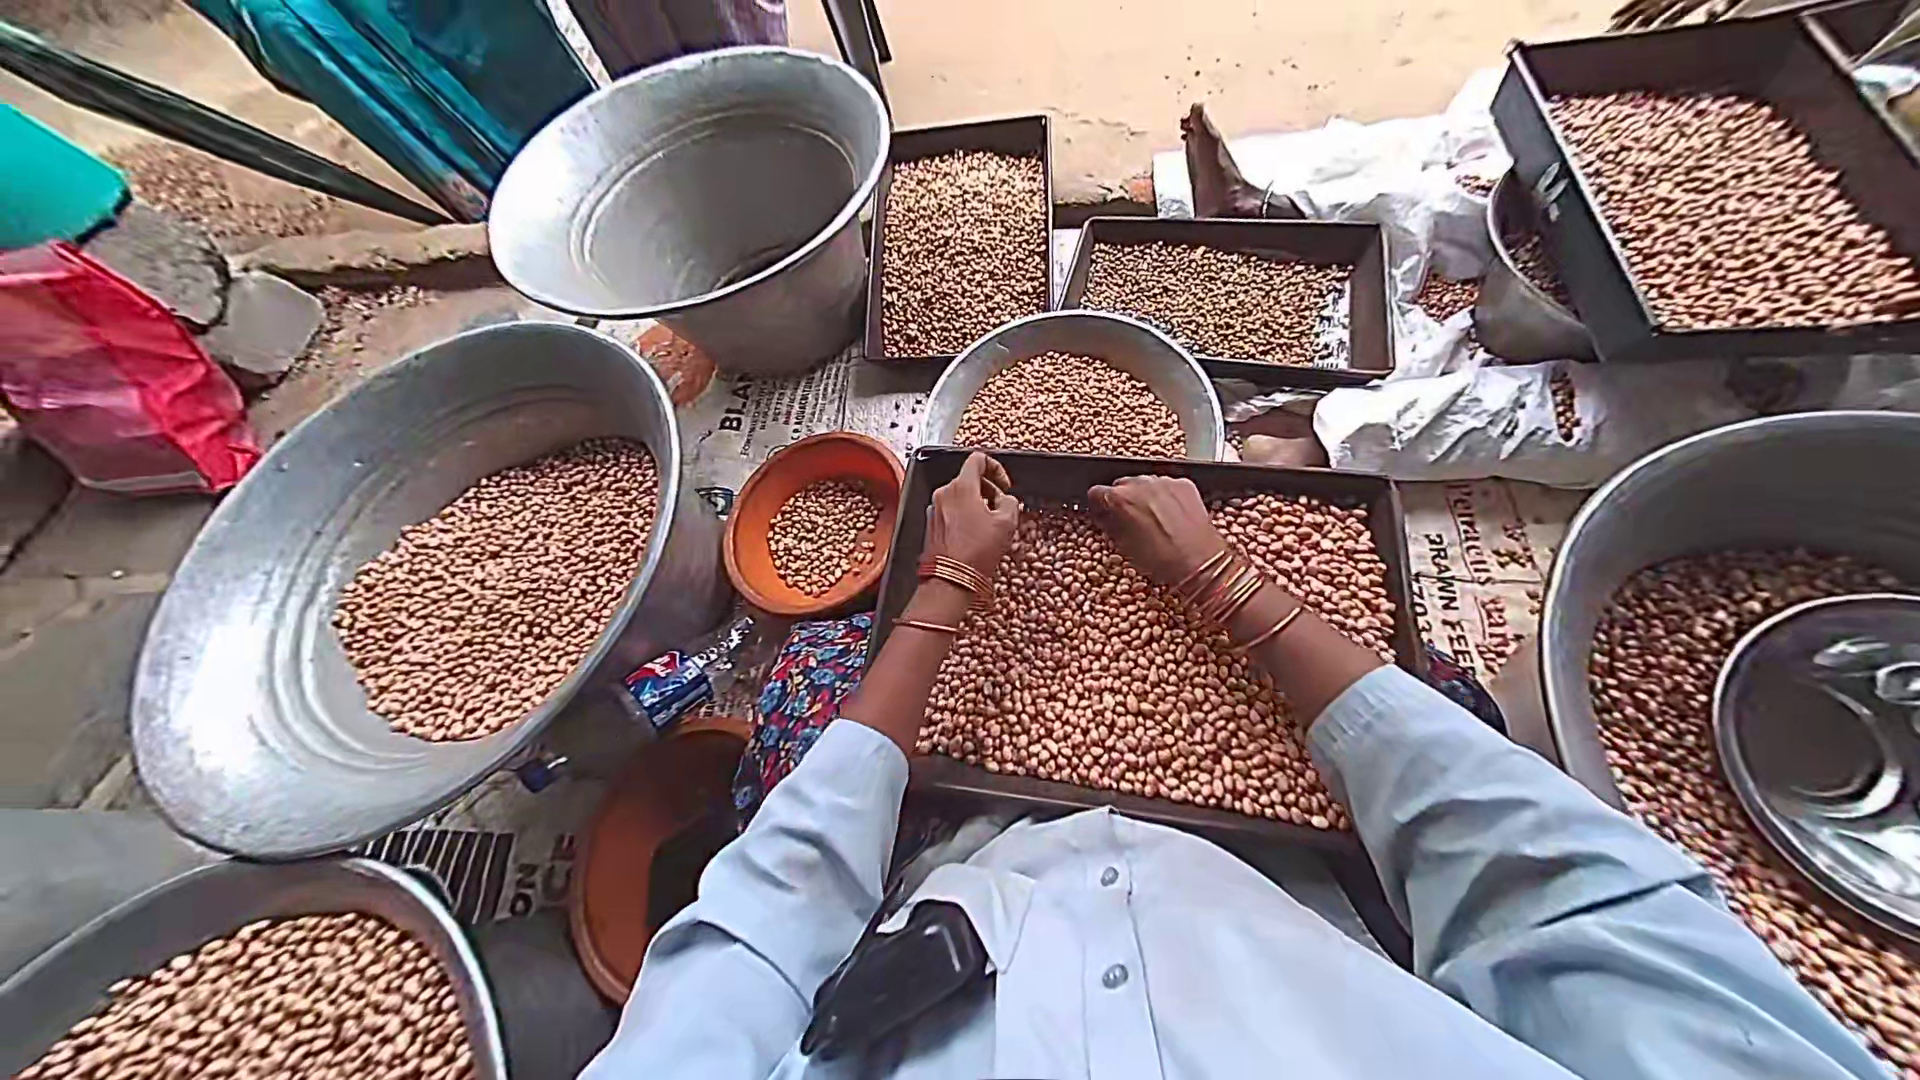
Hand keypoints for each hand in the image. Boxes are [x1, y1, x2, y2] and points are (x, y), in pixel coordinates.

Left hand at [925, 452, 1020, 580]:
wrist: (950, 580)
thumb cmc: (976, 552)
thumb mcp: (1006, 523)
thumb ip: (1010, 502)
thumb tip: (1006, 500)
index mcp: (961, 486)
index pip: (978, 459)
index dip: (996, 468)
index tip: (1004, 485)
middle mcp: (943, 493)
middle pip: (969, 479)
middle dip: (989, 490)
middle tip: (1001, 509)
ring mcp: (934, 509)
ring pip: (960, 496)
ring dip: (977, 505)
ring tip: (989, 525)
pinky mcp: (931, 525)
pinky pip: (951, 511)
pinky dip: (964, 516)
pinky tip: (974, 535)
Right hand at [1088, 475, 1227, 584]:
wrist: (1199, 562)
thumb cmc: (1161, 560)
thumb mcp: (1123, 546)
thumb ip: (1109, 524)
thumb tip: (1104, 516)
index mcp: (1120, 499)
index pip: (1096, 493)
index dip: (1098, 505)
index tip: (1102, 513)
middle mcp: (1140, 484)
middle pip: (1121, 485)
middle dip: (1122, 499)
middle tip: (1129, 519)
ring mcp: (1164, 482)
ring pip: (1144, 483)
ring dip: (1143, 496)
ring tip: (1152, 519)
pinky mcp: (1184, 484)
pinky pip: (1166, 486)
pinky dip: (1165, 496)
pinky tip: (1169, 515)